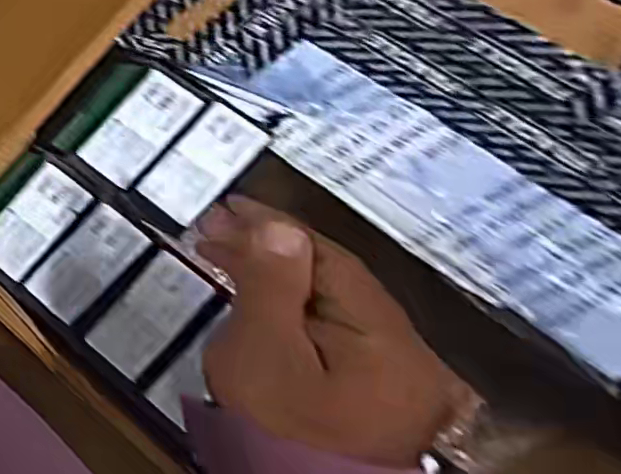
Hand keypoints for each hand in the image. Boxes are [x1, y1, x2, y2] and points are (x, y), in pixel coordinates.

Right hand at [195, 197, 472, 467]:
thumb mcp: (264, 344)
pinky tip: (250, 286)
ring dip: (272, 268)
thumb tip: (281, 226)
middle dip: (271, 245)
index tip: (229, 206)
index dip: (280, 227)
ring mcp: (391, 374)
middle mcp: (406, 356)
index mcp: (392, 347)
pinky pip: (326, 321)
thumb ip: (274, 282)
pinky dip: (284, 297)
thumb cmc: (275, 416)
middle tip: (213, 222)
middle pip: (334, 279)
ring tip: (218, 248)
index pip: (335, 263)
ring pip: (328, 298)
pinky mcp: (368, 384)